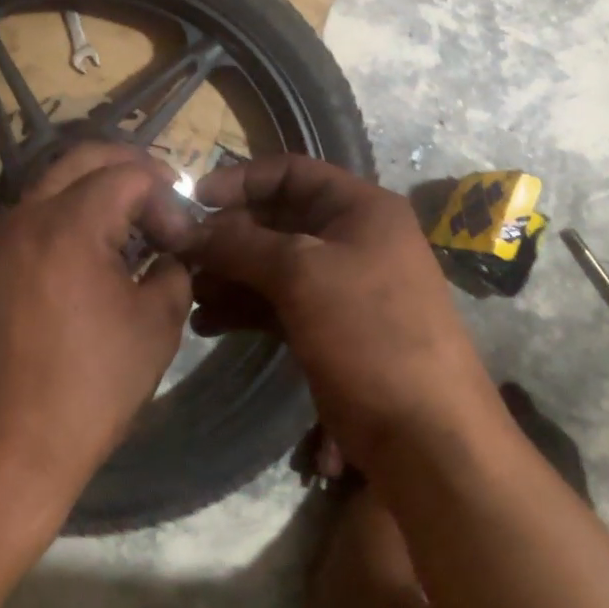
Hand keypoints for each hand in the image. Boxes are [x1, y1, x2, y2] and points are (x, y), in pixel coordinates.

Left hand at [0, 143, 196, 492]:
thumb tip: (171, 252)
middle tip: (165, 197)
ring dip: (99, 187)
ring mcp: (6, 237)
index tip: (182, 239)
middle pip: (85, 158)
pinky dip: (72, 210)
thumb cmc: (94, 383)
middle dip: (131, 168)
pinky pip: (39, 213)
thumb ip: (173, 270)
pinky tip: (100, 246)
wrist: (16, 439)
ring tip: (136, 220)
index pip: (128, 175)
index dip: (165, 197)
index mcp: (70, 224)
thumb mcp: (157, 322)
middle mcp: (30, 216)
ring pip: (57, 182)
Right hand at [185, 155, 498, 468]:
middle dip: (227, 235)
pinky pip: (277, 302)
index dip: (240, 180)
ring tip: (189, 292)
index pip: (290, 172)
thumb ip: (240, 244)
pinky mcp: (330, 328)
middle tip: (181, 253)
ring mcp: (341, 286)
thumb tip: (188, 228)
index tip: (193, 201)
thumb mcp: (301, 274)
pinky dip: (243, 308)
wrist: (427, 435)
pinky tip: (207, 322)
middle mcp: (352, 238)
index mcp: (361, 208)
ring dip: (229, 274)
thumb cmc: (369, 333)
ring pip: (272, 264)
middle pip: (277, 219)